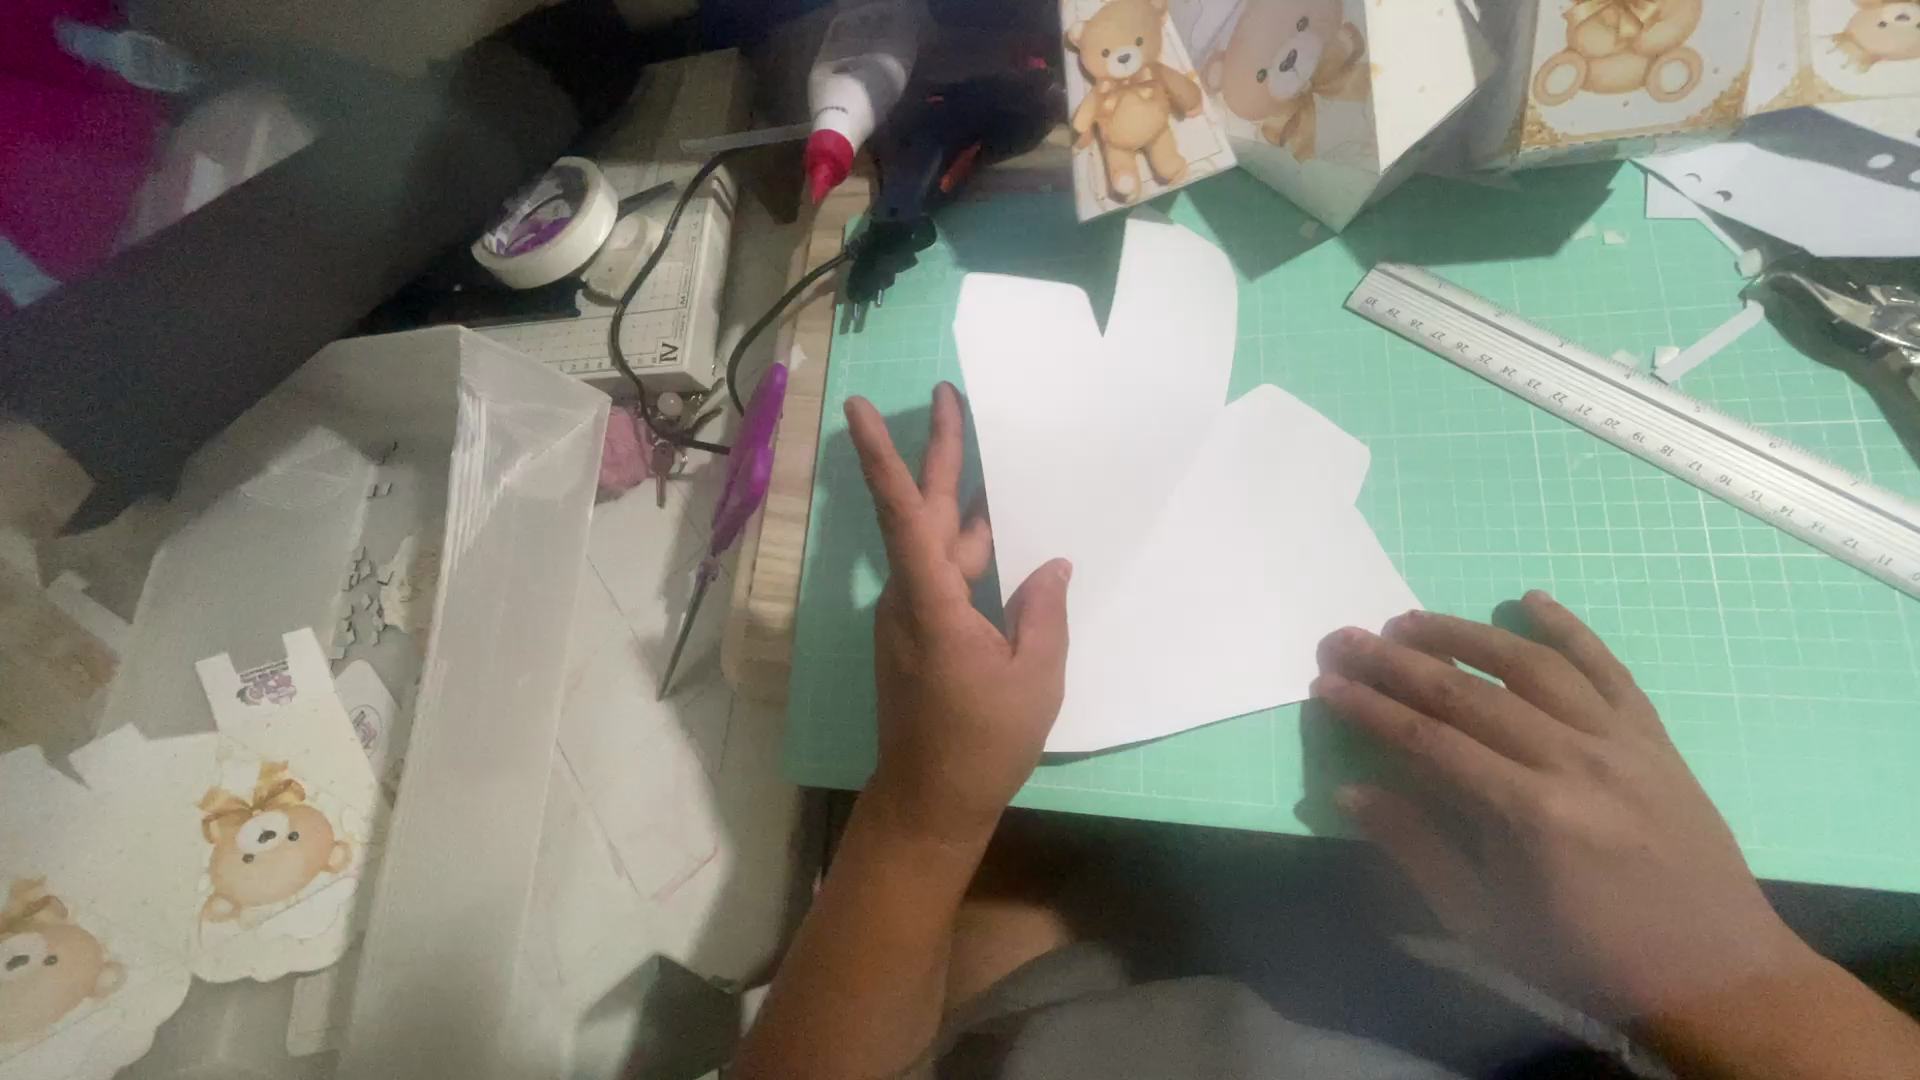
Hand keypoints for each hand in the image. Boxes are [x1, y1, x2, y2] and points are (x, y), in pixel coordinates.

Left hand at [846, 384, 1071, 848]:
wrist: (930, 801)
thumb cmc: (982, 743)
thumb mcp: (1034, 680)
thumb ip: (1043, 614)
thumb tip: (1050, 566)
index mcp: (933, 604)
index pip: (904, 516)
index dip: (883, 460)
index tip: (860, 411)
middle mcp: (911, 598)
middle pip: (923, 512)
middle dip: (938, 451)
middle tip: (949, 395)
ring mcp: (911, 615)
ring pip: (939, 542)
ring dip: (962, 501)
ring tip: (994, 454)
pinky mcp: (919, 632)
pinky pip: (946, 574)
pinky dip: (972, 548)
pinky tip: (1005, 534)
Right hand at [1314, 593, 1811, 1018]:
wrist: (1722, 981)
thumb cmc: (1586, 956)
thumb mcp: (1483, 920)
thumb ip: (1413, 847)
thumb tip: (1348, 791)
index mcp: (1532, 815)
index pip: (1427, 741)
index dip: (1369, 709)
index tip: (1326, 682)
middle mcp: (1578, 764)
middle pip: (1468, 695)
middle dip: (1395, 663)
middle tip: (1346, 638)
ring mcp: (1624, 745)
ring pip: (1532, 667)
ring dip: (1464, 635)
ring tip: (1410, 620)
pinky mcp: (1655, 741)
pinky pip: (1609, 670)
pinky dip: (1570, 629)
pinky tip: (1530, 598)